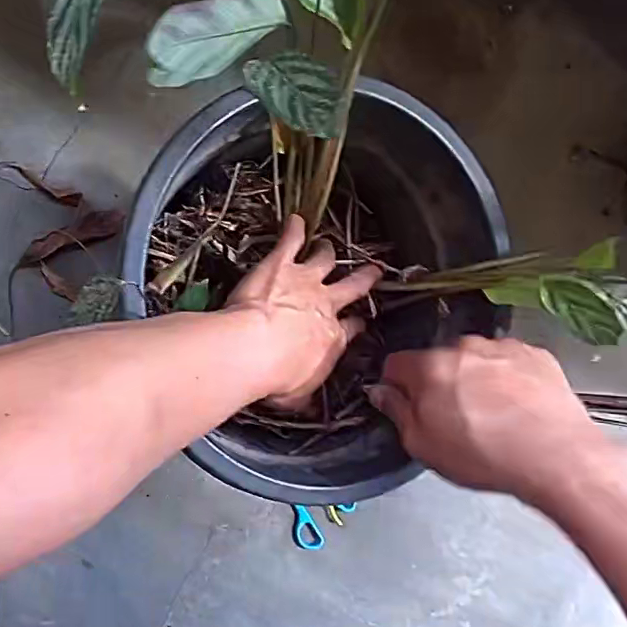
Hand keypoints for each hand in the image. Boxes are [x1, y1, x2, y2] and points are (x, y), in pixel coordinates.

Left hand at [225, 215, 381, 411]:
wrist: (254, 347)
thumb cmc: (275, 377)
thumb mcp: (295, 396)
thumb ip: (302, 395)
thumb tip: (304, 406)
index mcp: (332, 339)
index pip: (350, 328)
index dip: (354, 324)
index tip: (356, 322)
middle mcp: (325, 305)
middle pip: (351, 288)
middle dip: (363, 279)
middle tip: (372, 272)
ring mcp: (304, 281)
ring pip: (324, 260)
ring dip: (327, 252)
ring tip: (330, 245)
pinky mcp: (280, 264)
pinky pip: (290, 241)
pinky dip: (294, 229)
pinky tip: (294, 219)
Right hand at [367, 336, 626, 508]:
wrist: (562, 462)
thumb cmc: (489, 456)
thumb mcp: (421, 444)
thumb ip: (395, 411)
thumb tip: (382, 392)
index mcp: (428, 366)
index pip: (395, 363)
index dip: (397, 386)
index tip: (407, 403)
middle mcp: (462, 348)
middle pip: (435, 360)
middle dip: (438, 382)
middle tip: (453, 417)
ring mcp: (501, 349)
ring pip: (472, 359)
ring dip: (473, 378)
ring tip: (490, 415)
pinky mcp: (535, 356)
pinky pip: (507, 361)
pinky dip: (506, 378)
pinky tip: (514, 407)